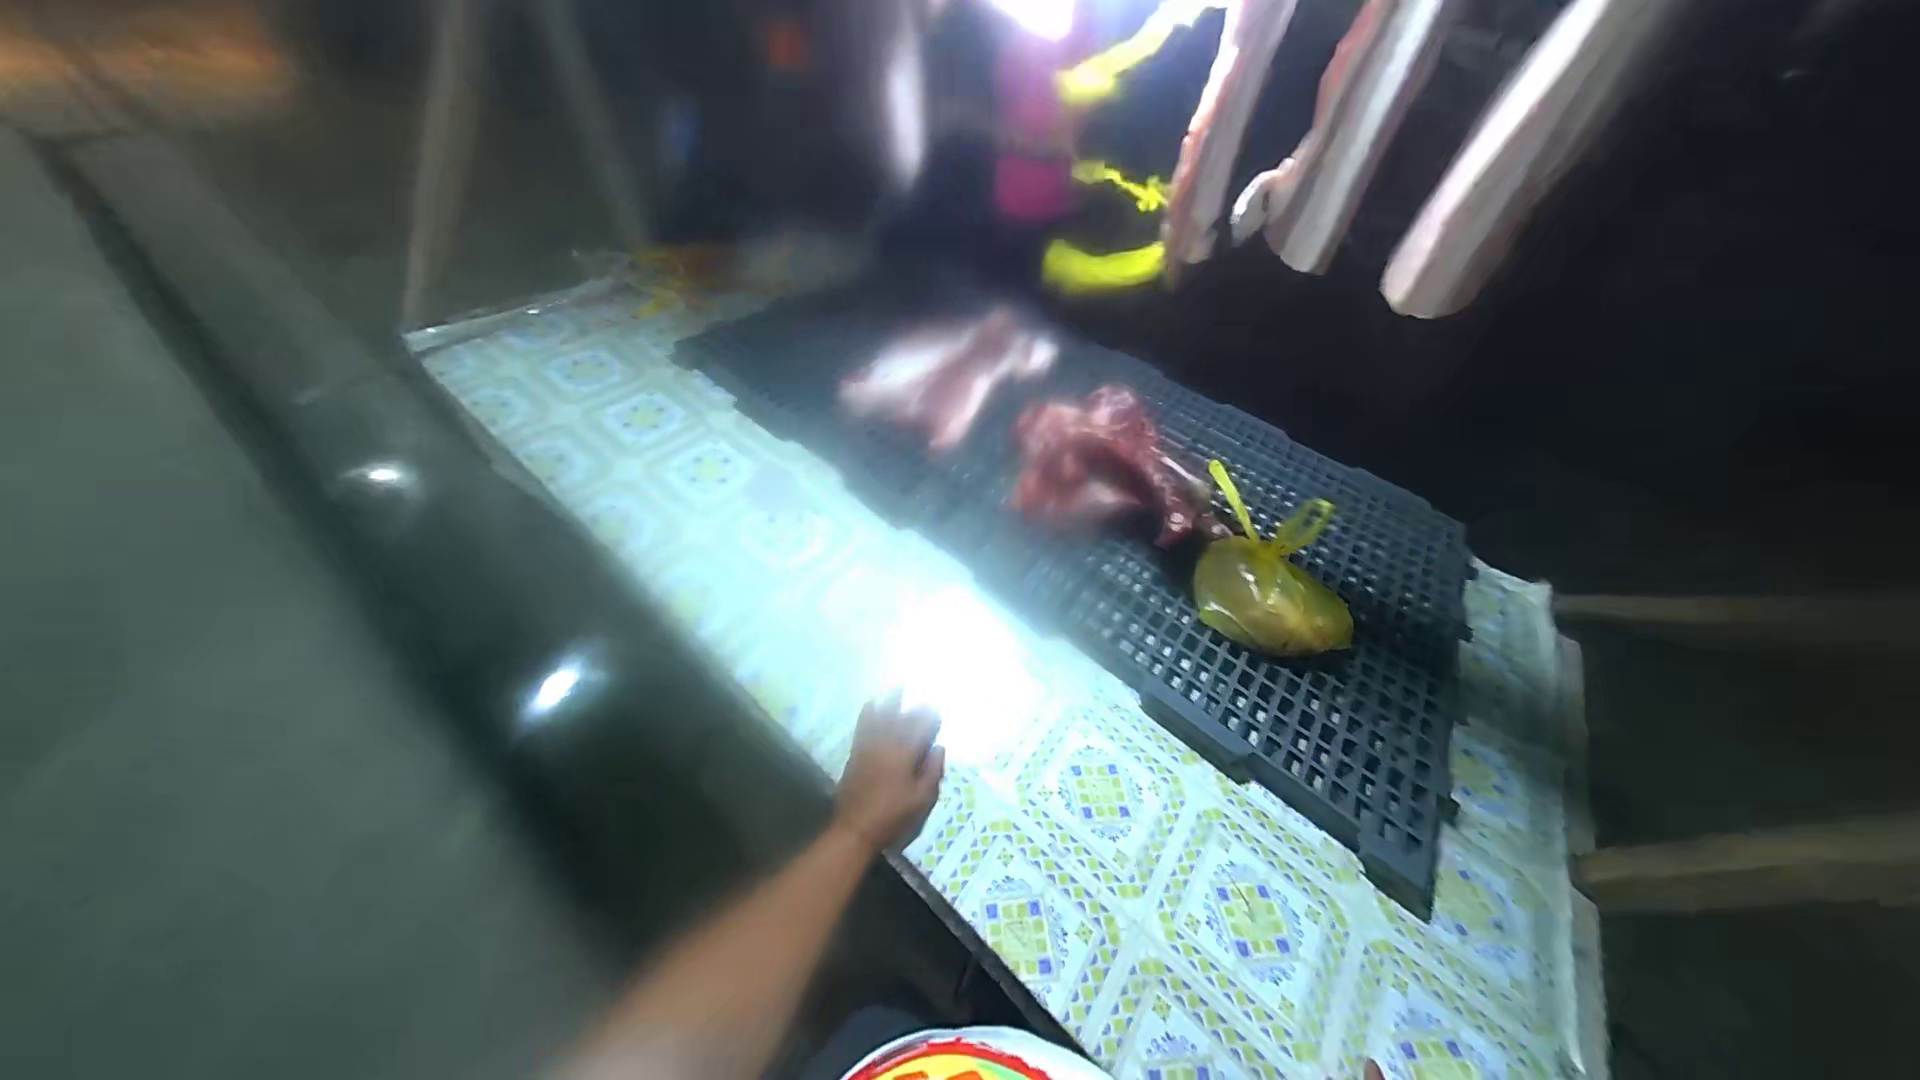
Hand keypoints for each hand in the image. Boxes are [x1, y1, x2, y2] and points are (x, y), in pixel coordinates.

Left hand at [833, 695, 945, 853]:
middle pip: (902, 719)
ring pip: (881, 717)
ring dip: (890, 702)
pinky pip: (862, 725)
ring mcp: (869, 746)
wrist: (855, 828)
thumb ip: (932, 771)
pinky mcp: (856, 752)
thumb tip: (938, 748)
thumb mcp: (921, 800)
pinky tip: (870, 704)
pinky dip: (868, 712)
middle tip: (923, 701)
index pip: (921, 729)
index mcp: (905, 755)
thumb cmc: (892, 816)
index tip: (937, 712)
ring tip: (897, 688)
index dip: (931, 719)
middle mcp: (887, 744)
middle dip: (914, 709)